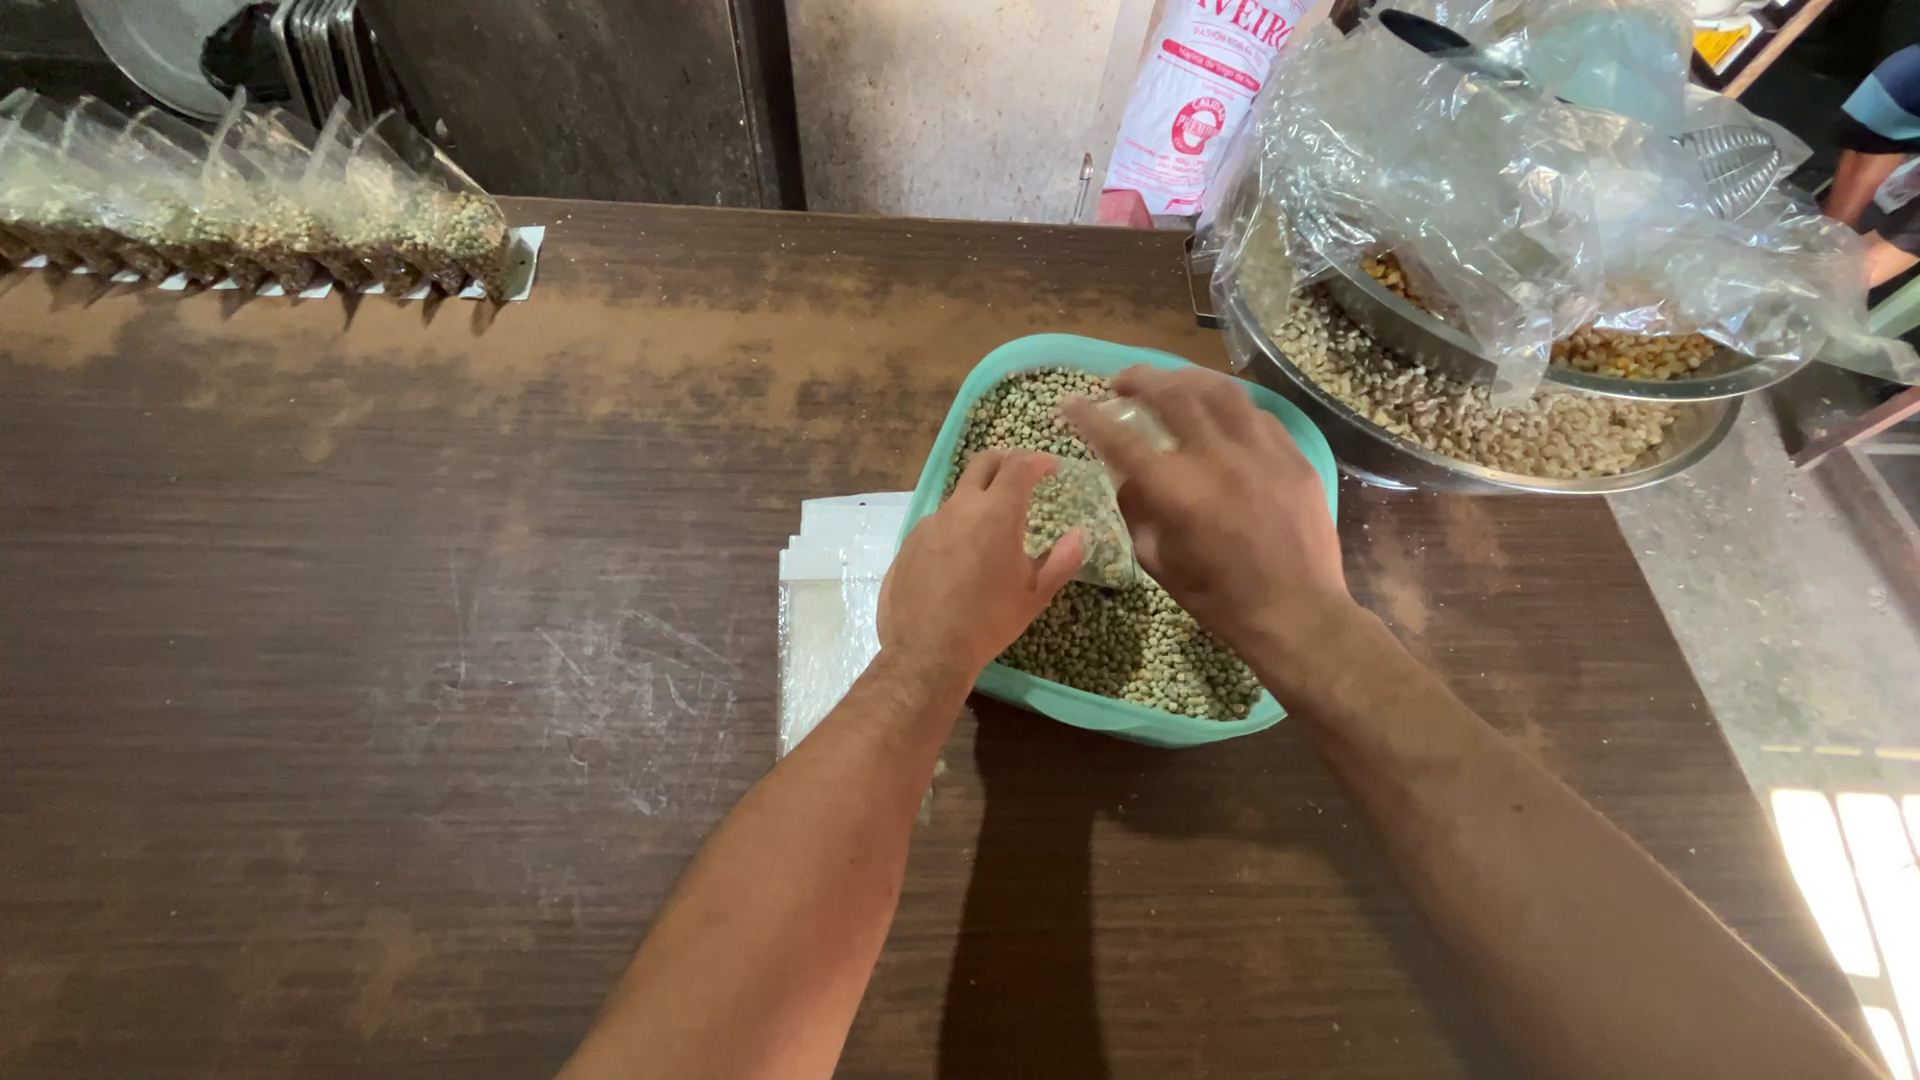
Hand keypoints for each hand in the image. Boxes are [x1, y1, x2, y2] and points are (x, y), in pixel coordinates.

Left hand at [878, 449, 1085, 685]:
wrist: (925, 651)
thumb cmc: (988, 622)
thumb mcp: (1034, 595)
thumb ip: (1061, 560)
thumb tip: (1079, 536)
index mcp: (996, 514)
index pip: (1019, 466)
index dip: (1037, 460)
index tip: (1050, 467)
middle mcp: (960, 507)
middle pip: (983, 463)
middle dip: (1006, 460)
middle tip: (1022, 474)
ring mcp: (929, 523)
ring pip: (959, 496)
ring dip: (979, 499)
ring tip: (992, 529)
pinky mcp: (909, 542)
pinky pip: (938, 523)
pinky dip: (956, 526)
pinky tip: (960, 558)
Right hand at [1062, 365, 1350, 667]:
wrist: (1296, 612)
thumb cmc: (1217, 598)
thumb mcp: (1157, 561)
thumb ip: (1136, 511)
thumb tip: (1127, 478)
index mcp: (1176, 490)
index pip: (1120, 439)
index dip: (1089, 417)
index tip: (1070, 402)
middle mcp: (1216, 457)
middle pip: (1171, 394)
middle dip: (1138, 379)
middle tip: (1121, 383)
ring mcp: (1261, 451)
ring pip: (1219, 389)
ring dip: (1185, 378)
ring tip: (1170, 383)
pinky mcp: (1292, 455)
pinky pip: (1256, 413)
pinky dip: (1227, 406)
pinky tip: (1219, 414)